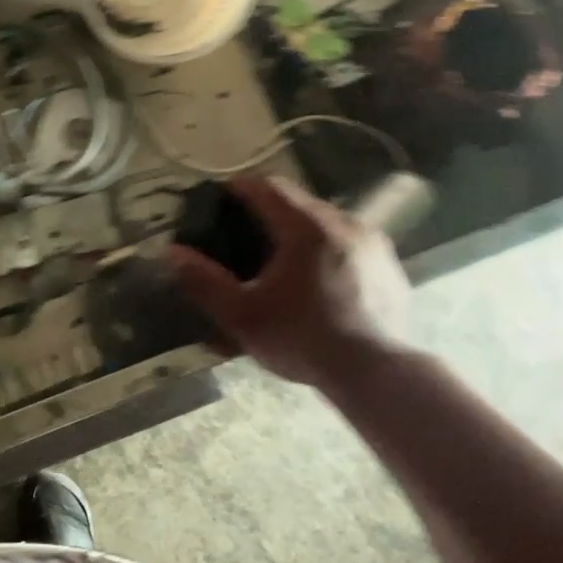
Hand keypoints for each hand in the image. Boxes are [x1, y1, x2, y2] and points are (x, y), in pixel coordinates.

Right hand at [168, 175, 410, 388]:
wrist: (378, 375)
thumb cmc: (302, 339)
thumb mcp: (240, 314)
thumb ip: (203, 280)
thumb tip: (172, 252)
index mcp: (306, 227)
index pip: (267, 187)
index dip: (238, 189)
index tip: (218, 199)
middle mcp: (345, 224)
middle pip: (298, 203)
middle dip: (268, 212)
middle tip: (243, 236)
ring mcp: (374, 246)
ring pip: (326, 223)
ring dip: (299, 232)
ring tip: (279, 260)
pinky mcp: (390, 269)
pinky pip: (349, 246)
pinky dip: (326, 252)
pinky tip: (315, 283)